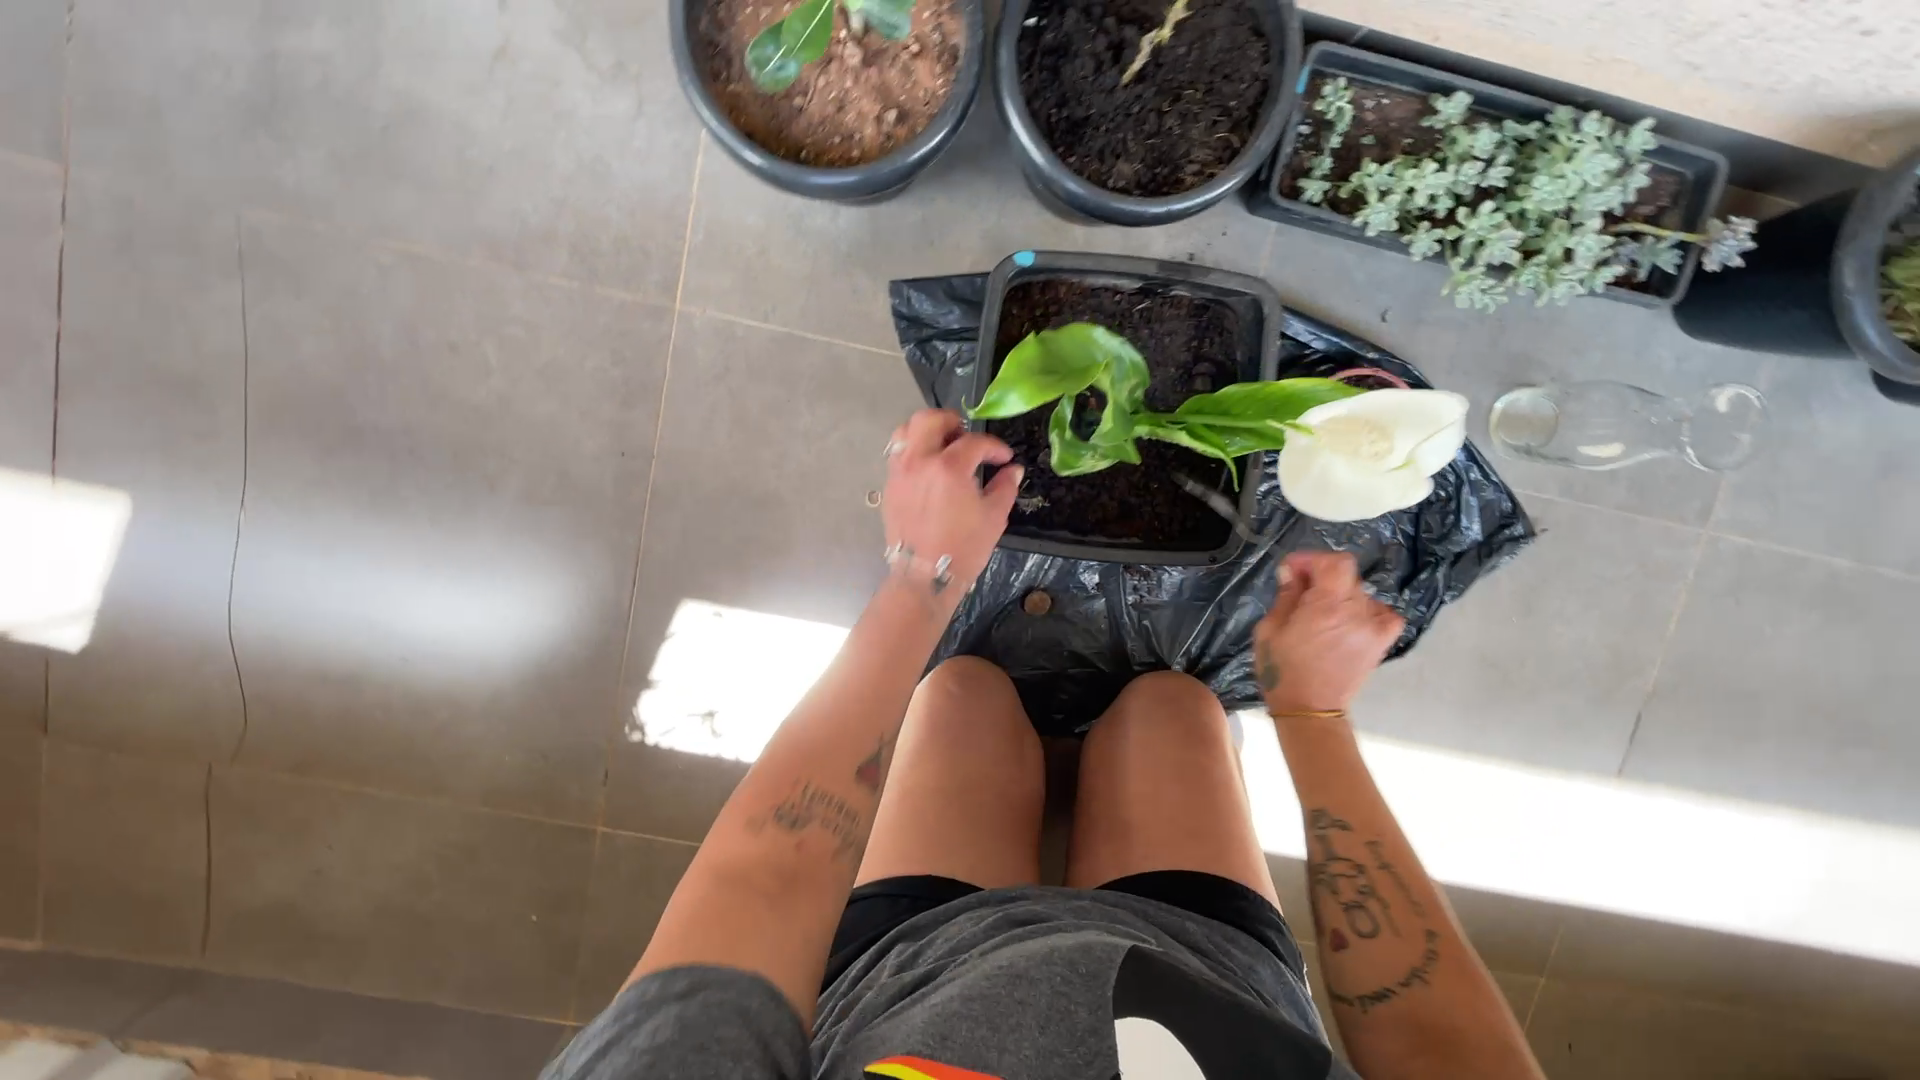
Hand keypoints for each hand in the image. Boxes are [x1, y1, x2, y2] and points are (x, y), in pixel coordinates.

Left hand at [881, 409, 1022, 600]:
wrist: (926, 576)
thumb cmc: (964, 548)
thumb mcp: (994, 517)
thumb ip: (1004, 487)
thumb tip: (1012, 470)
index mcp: (948, 467)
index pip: (974, 442)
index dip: (994, 447)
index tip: (1003, 458)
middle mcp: (919, 462)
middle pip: (930, 420)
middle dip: (952, 422)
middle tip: (966, 436)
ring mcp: (900, 473)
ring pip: (905, 432)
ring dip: (926, 432)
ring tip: (943, 446)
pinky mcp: (890, 487)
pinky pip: (898, 455)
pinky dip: (914, 452)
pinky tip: (929, 469)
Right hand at [1253, 552, 1403, 715]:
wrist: (1309, 709)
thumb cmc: (1282, 669)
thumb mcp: (1269, 629)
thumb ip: (1285, 596)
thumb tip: (1292, 572)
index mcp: (1327, 606)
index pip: (1336, 562)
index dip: (1313, 559)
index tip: (1293, 570)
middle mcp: (1356, 612)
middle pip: (1347, 576)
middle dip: (1321, 577)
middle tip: (1299, 592)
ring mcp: (1373, 628)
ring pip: (1360, 593)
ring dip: (1340, 594)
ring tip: (1321, 612)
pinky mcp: (1381, 643)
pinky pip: (1384, 615)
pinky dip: (1369, 610)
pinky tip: (1351, 620)